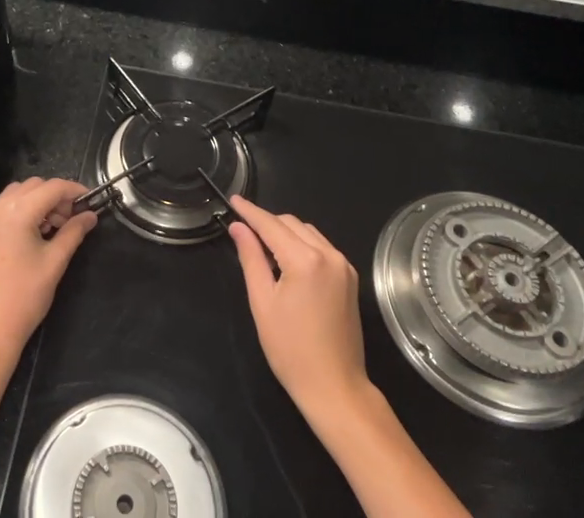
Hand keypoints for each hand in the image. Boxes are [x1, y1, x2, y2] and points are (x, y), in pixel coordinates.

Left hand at [0, 178, 99, 359]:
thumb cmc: (24, 296)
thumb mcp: (55, 262)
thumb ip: (74, 232)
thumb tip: (90, 216)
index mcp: (16, 212)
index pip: (52, 187)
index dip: (75, 191)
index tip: (91, 202)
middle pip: (33, 187)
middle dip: (56, 197)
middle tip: (73, 220)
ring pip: (17, 196)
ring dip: (39, 204)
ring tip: (54, 229)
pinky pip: (3, 211)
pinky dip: (22, 213)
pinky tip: (33, 237)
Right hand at [228, 195, 369, 410]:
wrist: (334, 385)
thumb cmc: (290, 348)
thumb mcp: (262, 301)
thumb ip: (251, 258)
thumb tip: (238, 228)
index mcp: (305, 260)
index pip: (271, 225)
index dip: (250, 212)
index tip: (233, 199)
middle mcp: (329, 255)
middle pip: (292, 224)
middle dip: (267, 223)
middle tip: (242, 230)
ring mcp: (344, 266)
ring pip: (308, 233)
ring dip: (285, 233)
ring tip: (262, 247)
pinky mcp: (350, 279)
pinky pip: (322, 248)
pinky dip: (302, 245)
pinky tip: (287, 261)